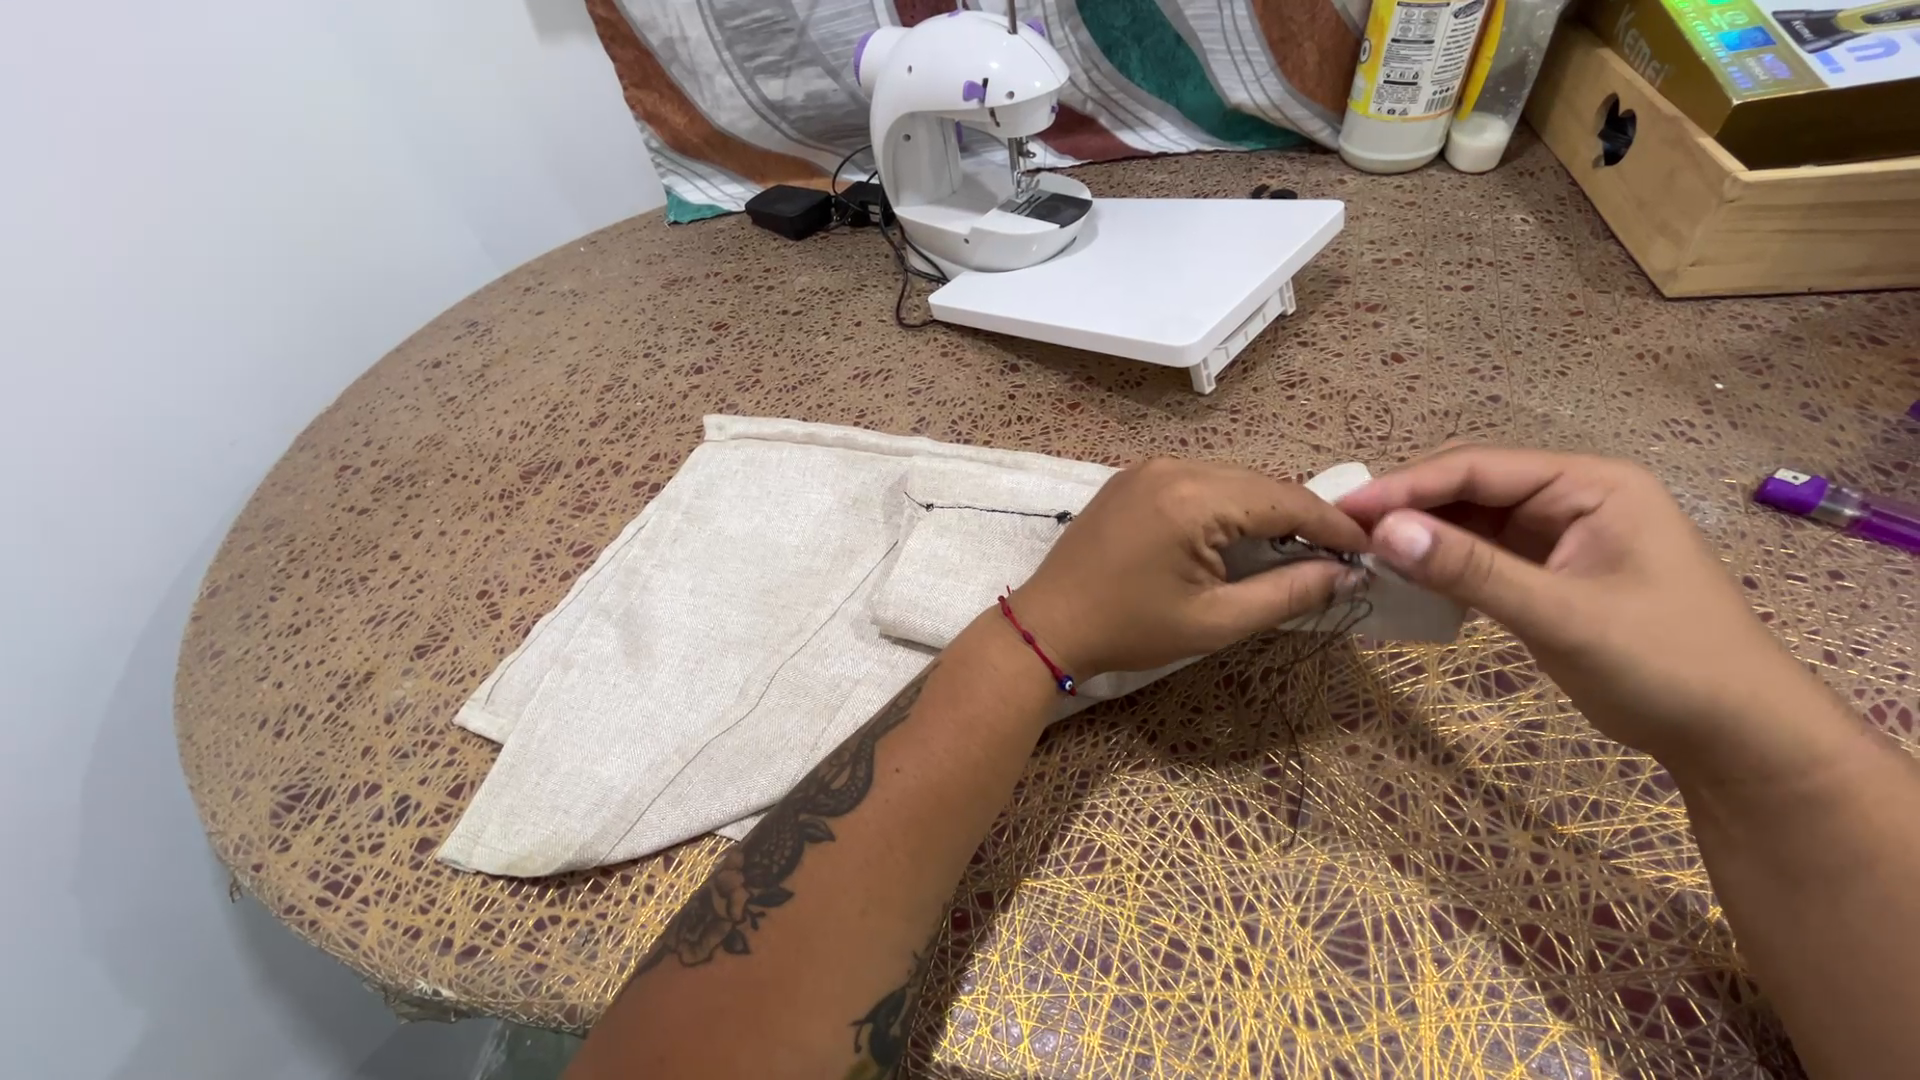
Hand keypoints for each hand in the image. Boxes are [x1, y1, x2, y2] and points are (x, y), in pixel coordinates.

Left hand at [1009, 459, 1367, 677]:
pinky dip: (1227, 504)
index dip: (1334, 524)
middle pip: (1259, 484)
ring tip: (1293, 549)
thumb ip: (1286, 594)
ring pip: (1230, 479)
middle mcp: (1172, 467)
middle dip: (1300, 517)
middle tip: (1335, 555)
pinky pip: (1198, 481)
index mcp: (1193, 498)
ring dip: (1264, 509)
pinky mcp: (1133, 477)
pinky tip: (1238, 535)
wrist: (1049, 624)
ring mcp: (1148, 467)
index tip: (1368, 549)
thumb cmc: (1130, 629)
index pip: (1285, 500)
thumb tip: (1345, 574)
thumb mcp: (1215, 621)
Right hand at [1336, 446, 1831, 768]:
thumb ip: (1472, 570)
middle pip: (1466, 485)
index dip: (1406, 485)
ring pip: (1466, 519)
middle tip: (1341, 531)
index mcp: (1591, 485)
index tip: (1343, 510)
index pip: (1478, 467)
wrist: (1733, 737)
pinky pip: (1474, 553)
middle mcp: (1570, 497)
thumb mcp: (1563, 615)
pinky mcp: (1541, 571)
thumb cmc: (1666, 664)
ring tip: (1359, 552)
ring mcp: (1555, 535)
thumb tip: (1383, 531)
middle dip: (1405, 505)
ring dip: (1416, 534)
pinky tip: (1400, 575)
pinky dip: (1435, 562)